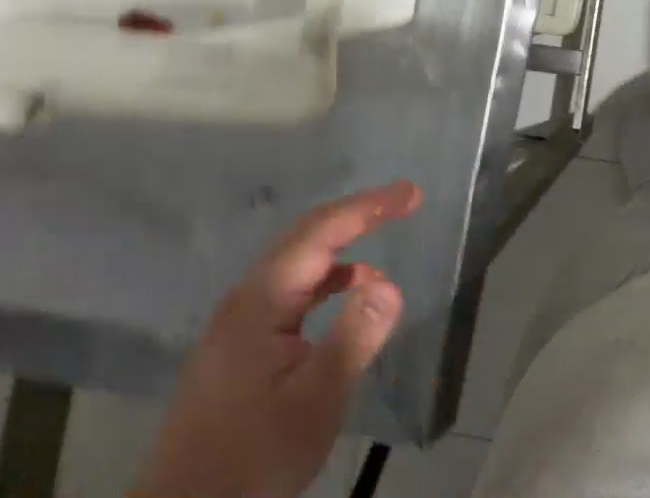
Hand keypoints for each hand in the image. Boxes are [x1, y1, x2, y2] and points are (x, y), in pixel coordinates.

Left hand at [136, 182, 423, 497]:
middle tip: (405, 201)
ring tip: (385, 239)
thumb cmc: (254, 455)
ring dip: (341, 244)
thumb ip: (354, 337)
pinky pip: (289, 291)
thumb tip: (390, 284)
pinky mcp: (239, 346)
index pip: (319, 235)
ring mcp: (237, 324)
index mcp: (260, 303)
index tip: (412, 195)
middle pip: (304, 238)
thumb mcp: (316, 399)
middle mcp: (244, 301)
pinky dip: (326, 279)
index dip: (368, 208)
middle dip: (356, 214)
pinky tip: (350, 293)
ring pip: (294, 265)